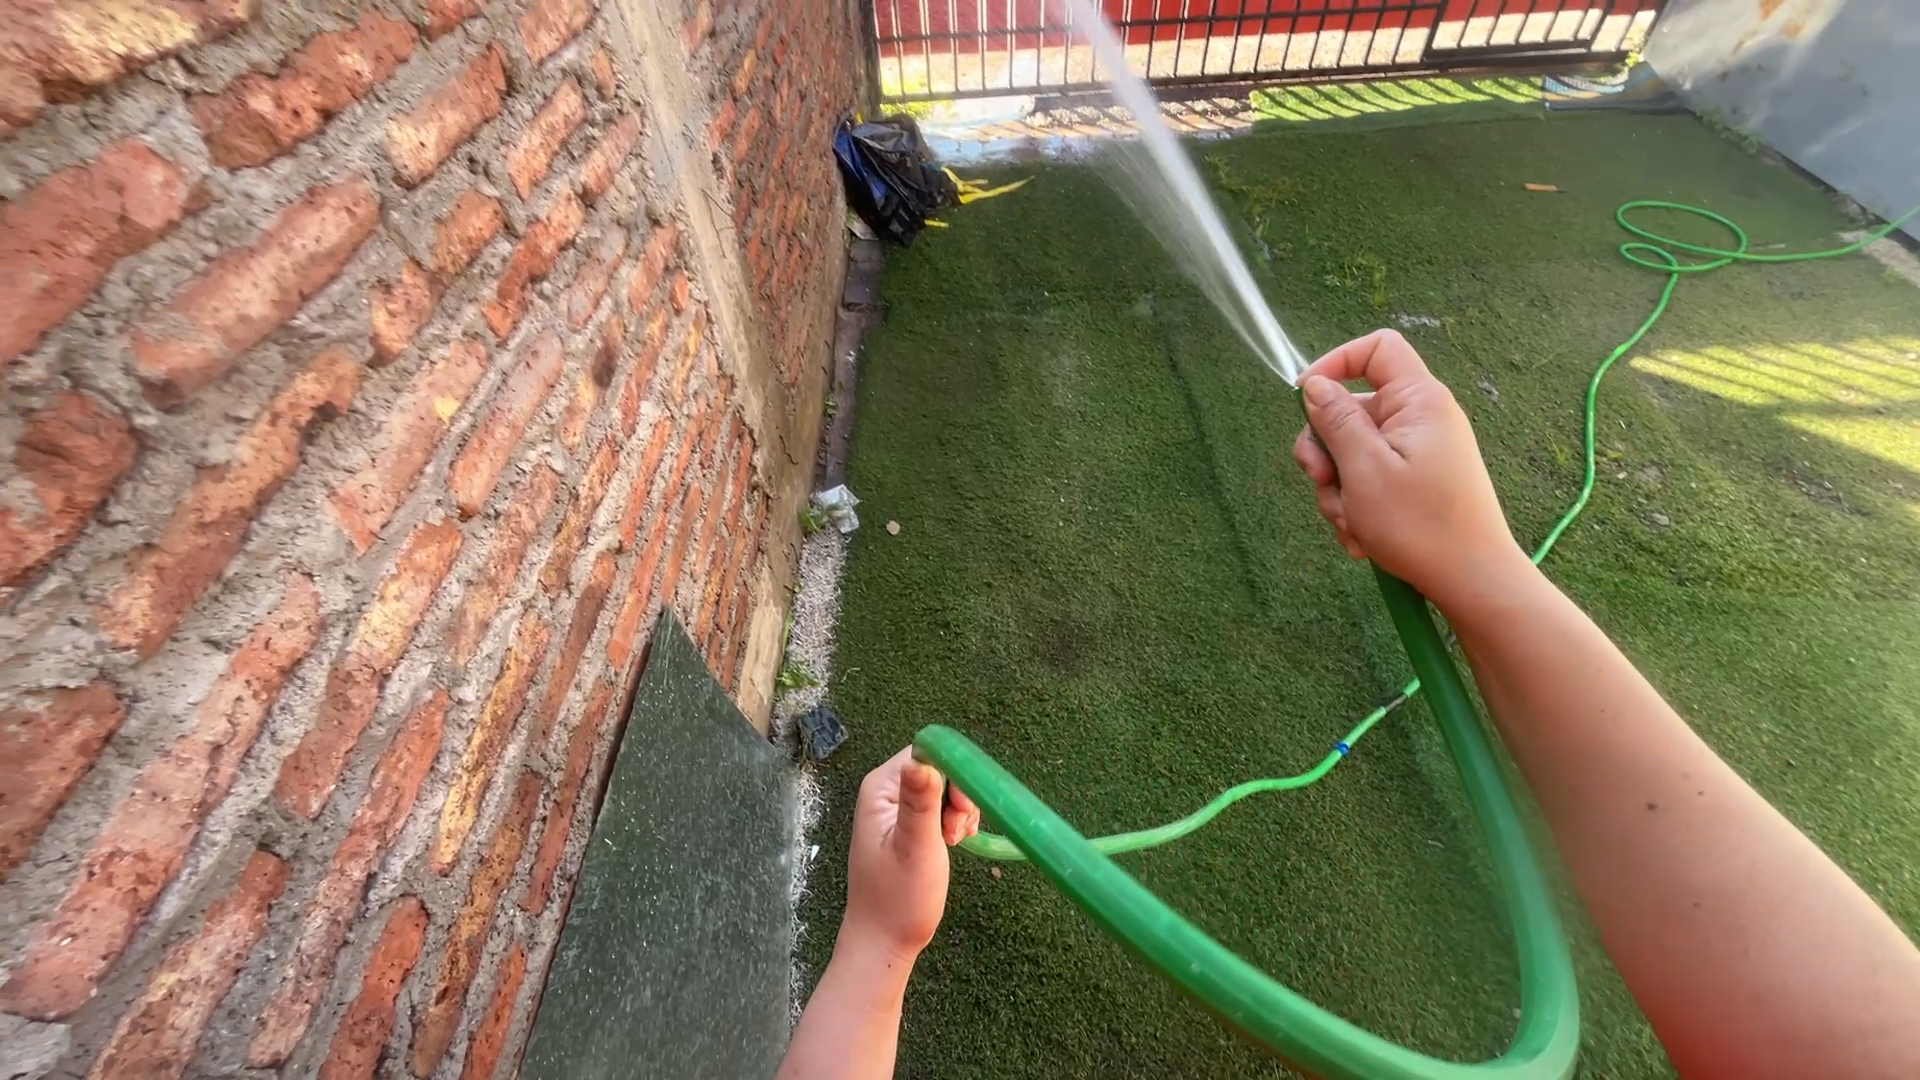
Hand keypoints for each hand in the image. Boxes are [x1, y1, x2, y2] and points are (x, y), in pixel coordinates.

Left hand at [841, 747, 979, 961]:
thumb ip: (920, 802)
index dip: (953, 773)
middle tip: (957, 832)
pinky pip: (942, 804)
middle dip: (959, 795)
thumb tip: (921, 760)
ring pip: (946, 786)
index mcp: (881, 787)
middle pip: (939, 767)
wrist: (885, 941)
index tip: (961, 810)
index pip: (928, 753)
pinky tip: (954, 841)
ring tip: (954, 841)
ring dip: (960, 810)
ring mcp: (898, 806)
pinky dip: (956, 819)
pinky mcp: (910, 822)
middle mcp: (887, 789)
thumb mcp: (915, 848)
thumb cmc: (899, 899)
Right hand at [1291, 329, 1530, 612]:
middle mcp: (1418, 419)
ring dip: (1337, 489)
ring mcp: (1415, 451)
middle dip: (1325, 450)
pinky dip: (1354, 504)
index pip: (1376, 349)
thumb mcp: (1364, 468)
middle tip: (1325, 484)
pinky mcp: (1411, 480)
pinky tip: (1361, 534)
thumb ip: (1336, 420)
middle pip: (1349, 410)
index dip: (1335, 362)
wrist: (1469, 580)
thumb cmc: (1418, 523)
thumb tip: (1313, 386)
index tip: (1302, 398)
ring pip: (1350, 451)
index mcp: (1418, 402)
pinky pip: (1365, 478)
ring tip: (1351, 522)